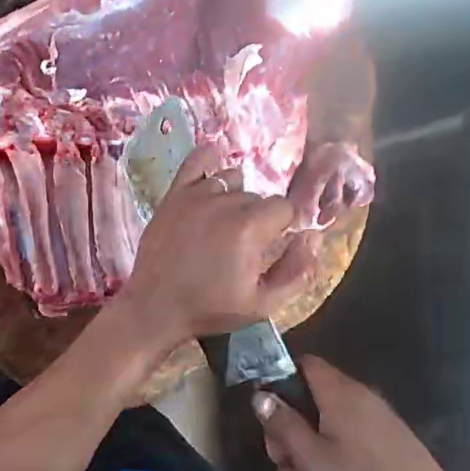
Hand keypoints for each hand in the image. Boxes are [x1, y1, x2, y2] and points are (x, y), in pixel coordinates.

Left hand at [116, 145, 319, 344]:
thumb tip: (314, 237)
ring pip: (232, 180)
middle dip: (258, 218)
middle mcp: (225, 203)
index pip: (284, 208)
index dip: (282, 228)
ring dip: (235, 198)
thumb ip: (296, 271)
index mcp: (249, 228)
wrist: (155, 308)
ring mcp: (196, 195)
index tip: (270, 247)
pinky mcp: (174, 195)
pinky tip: (213, 173)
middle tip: (242, 247)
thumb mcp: (262, 303)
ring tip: (224, 224)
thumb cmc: (210, 309)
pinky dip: (209, 162)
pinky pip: (198, 161)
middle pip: (258, 196)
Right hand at [252, 357, 469, 470]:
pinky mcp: (389, 452)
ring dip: (309, 460)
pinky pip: (348, 449)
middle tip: (287, 470)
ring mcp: (378, 428)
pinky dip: (332, 470)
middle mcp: (362, 402)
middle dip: (290, 435)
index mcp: (343, 395)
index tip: (265, 420)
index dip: (277, 383)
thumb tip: (260, 393)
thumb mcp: (314, 464)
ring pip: (326, 431)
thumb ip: (284, 425)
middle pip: (311, 402)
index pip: (303, 364)